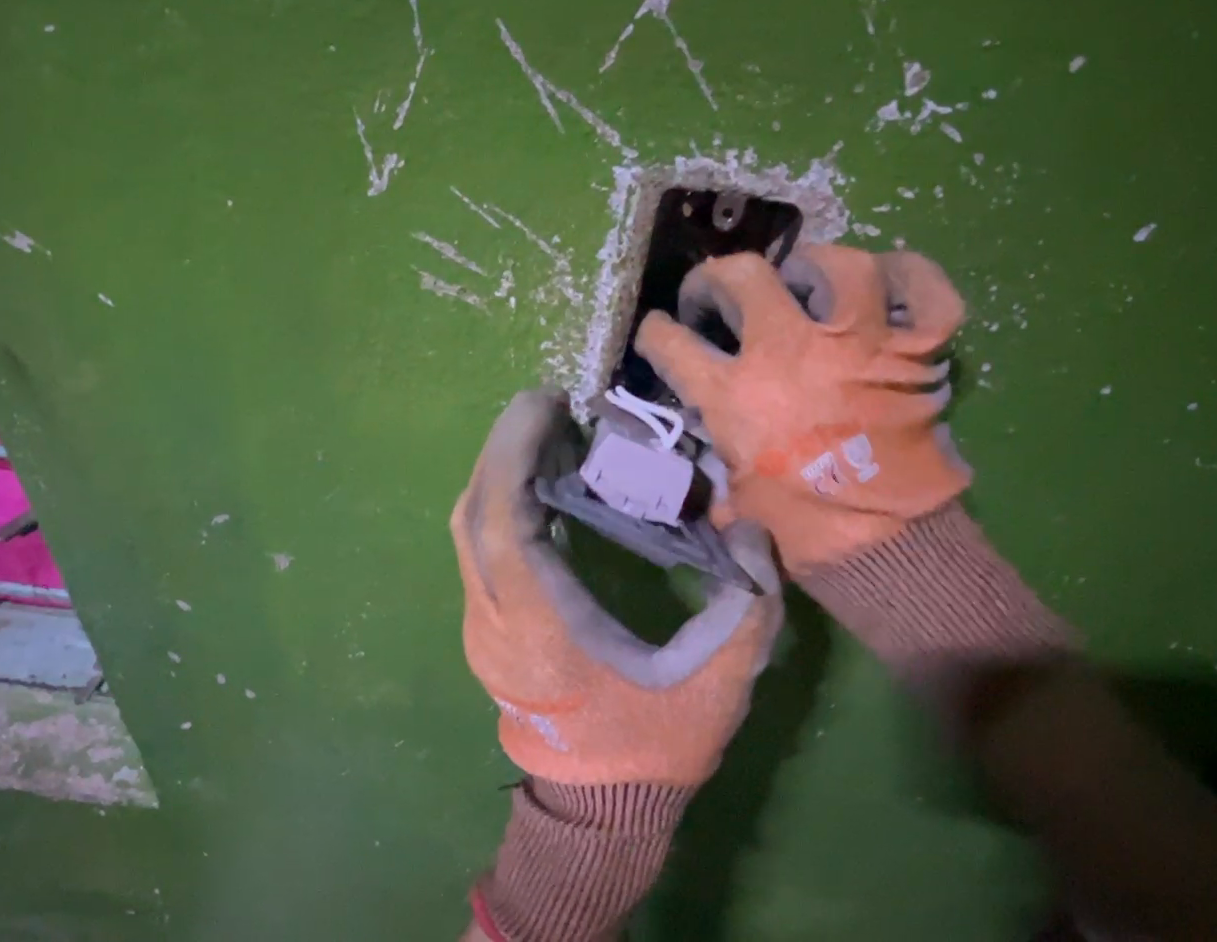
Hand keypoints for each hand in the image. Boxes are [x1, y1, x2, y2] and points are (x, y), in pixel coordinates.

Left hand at [452, 389, 783, 786]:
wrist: (595, 812)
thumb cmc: (651, 750)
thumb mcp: (717, 688)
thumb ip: (745, 609)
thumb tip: (749, 531)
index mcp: (540, 633)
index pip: (502, 526)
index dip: (514, 455)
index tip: (544, 405)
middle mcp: (491, 625)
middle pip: (474, 516)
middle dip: (504, 450)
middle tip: (550, 406)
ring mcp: (478, 629)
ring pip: (468, 532)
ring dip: (499, 475)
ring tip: (548, 437)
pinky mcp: (482, 631)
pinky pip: (477, 551)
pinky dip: (500, 505)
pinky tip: (542, 487)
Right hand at [635, 245, 970, 569]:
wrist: (882, 543)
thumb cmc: (797, 521)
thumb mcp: (733, 485)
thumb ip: (719, 445)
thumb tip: (712, 432)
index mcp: (735, 394)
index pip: (671, 342)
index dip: (657, 332)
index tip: (662, 330)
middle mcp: (789, 353)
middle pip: (743, 276)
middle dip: (719, 277)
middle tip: (724, 293)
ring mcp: (858, 345)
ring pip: (838, 265)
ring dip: (815, 267)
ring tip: (807, 281)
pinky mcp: (913, 351)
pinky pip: (926, 292)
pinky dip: (912, 278)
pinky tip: (888, 282)